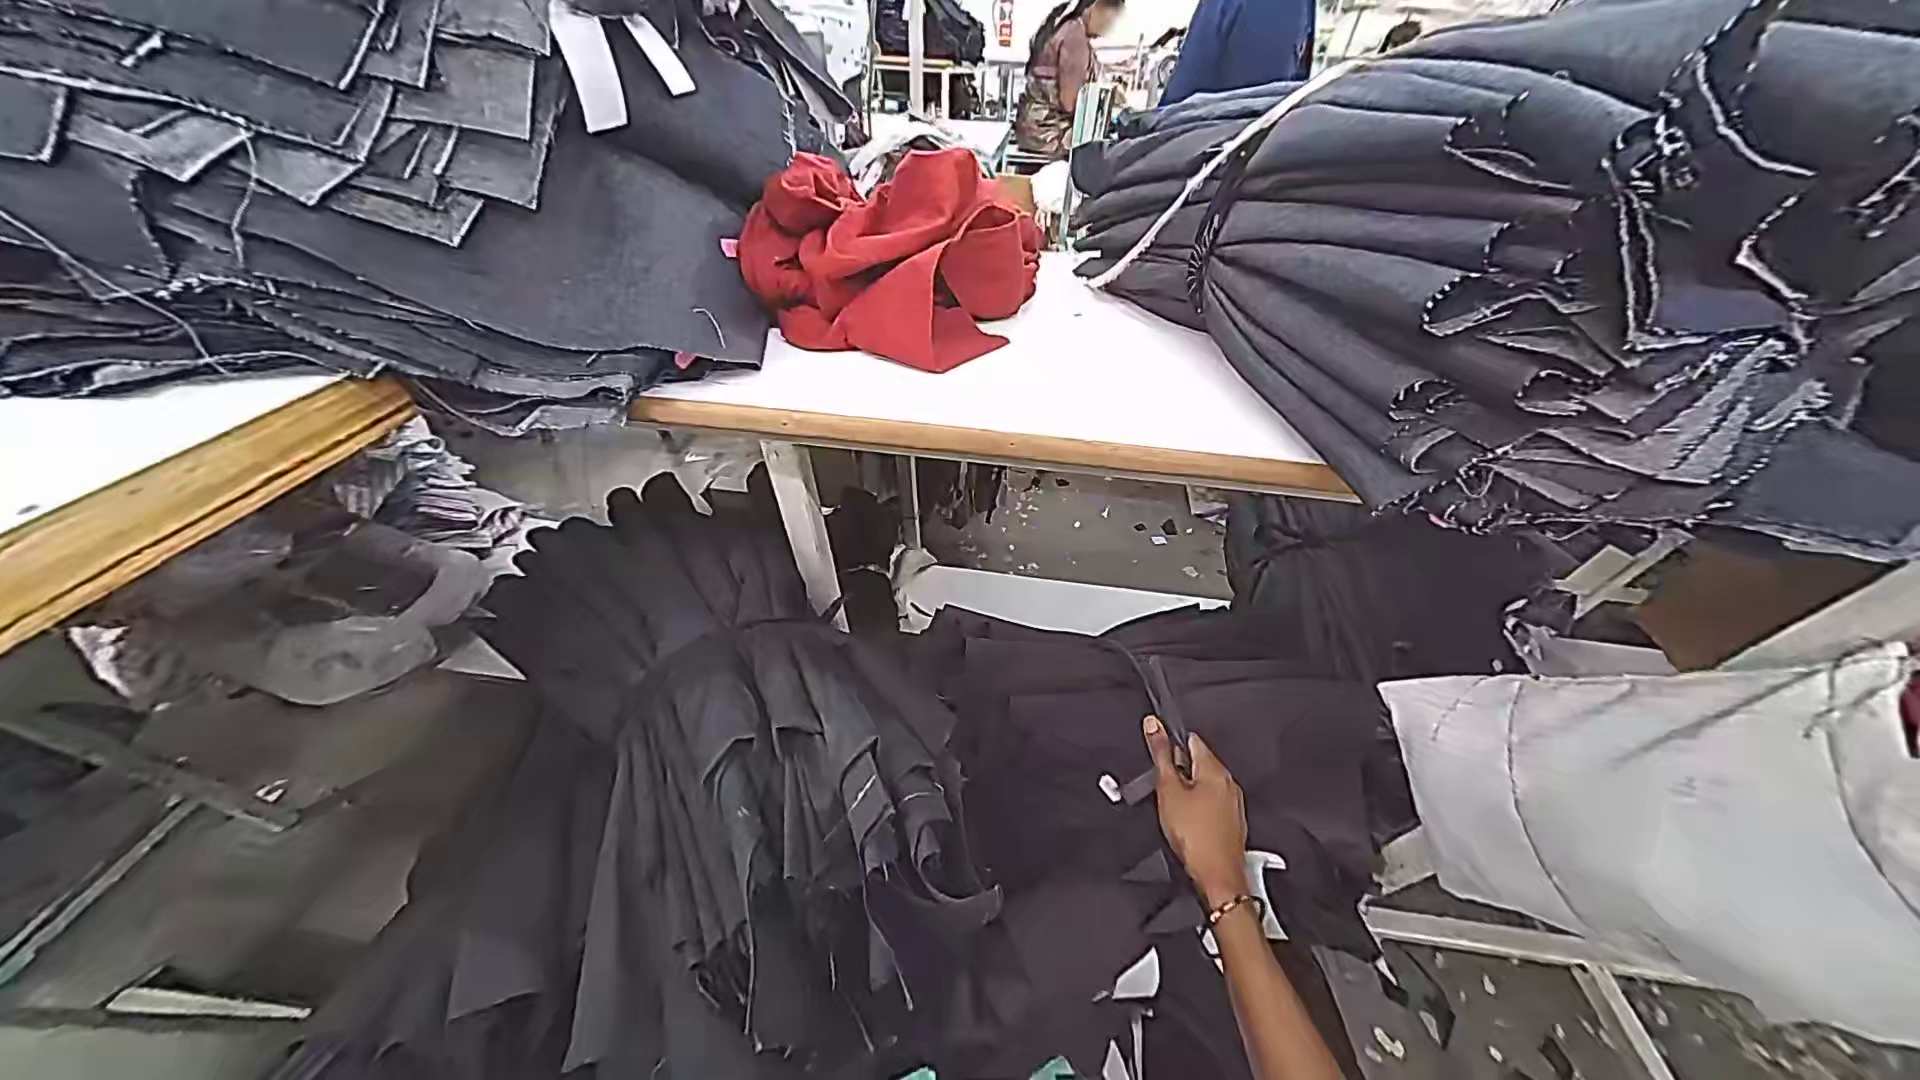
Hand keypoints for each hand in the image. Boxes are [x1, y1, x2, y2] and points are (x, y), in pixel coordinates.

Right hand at [1144, 715, 1249, 908]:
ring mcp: (1233, 802)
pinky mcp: (1232, 819)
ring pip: (1204, 782)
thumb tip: (1154, 725)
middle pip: (1198, 760)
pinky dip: (1197, 803)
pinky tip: (1186, 820)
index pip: (1191, 739)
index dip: (1170, 744)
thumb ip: (1161, 754)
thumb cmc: (1195, 836)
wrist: (1217, 877)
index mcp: (1215, 769)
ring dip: (1187, 787)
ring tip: (1173, 806)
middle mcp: (1229, 782)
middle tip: (1163, 786)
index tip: (1158, 755)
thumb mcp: (1168, 788)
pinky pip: (1211, 800)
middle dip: (1178, 768)